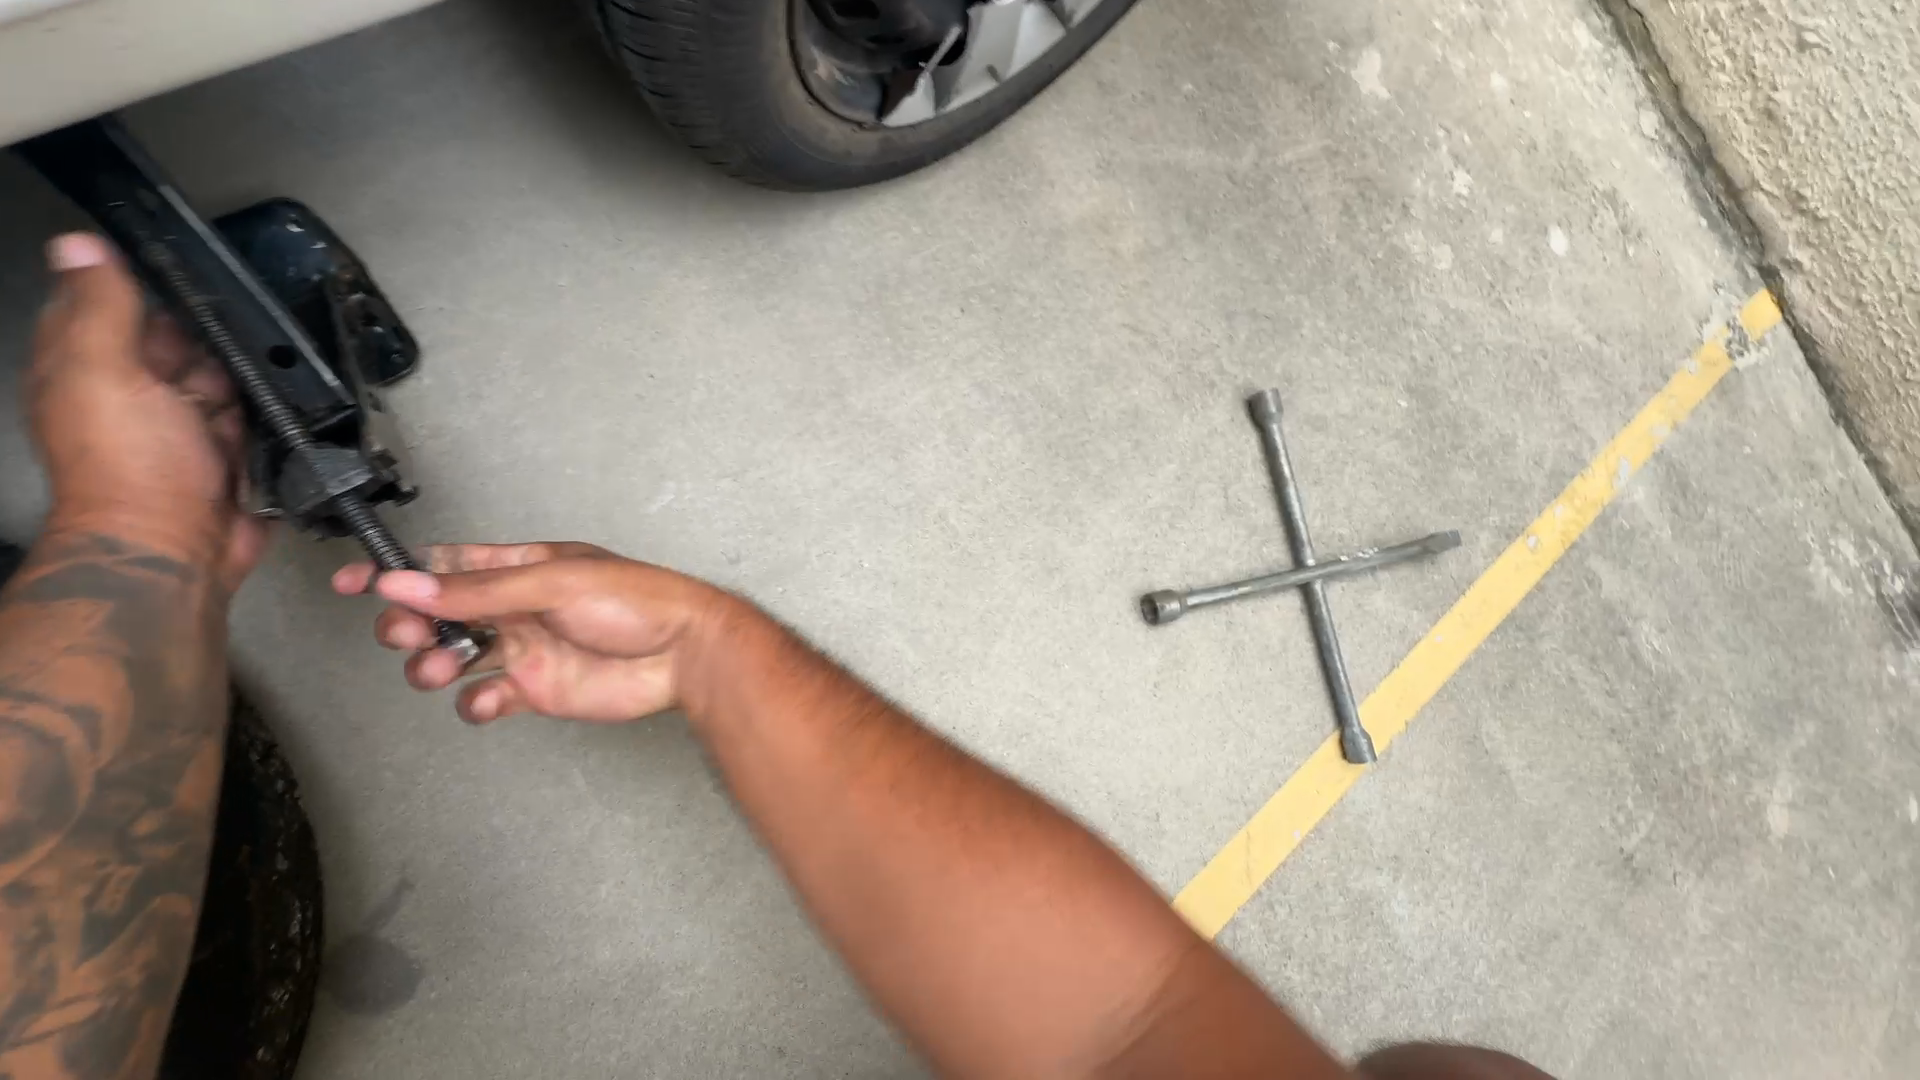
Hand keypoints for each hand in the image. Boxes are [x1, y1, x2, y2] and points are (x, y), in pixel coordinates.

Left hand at [29, 233, 267, 590]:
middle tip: (253, 327)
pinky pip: (267, 417)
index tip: (203, 268)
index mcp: (96, 365)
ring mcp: (197, 423)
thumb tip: (80, 245)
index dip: (158, 286)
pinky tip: (299, 397)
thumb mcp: (104, 373)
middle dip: (224, 335)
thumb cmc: (130, 464)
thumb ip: (100, 311)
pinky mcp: (242, 450)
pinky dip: (282, 408)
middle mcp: (145, 391)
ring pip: (236, 378)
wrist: (179, 543)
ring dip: (259, 373)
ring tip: (280, 366)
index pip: (124, 307)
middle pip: (192, 343)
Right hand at [332, 543, 741, 724]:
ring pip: (453, 658)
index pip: (446, 565)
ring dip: (432, 666)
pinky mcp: (538, 688)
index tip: (352, 582)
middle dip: (409, 624)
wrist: (683, 653)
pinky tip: (492, 699)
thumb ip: (480, 589)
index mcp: (521, 569)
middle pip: (437, 614)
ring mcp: (525, 648)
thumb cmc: (636, 602)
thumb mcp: (556, 583)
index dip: (398, 571)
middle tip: (410, 634)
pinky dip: (476, 703)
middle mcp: (517, 607)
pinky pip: (486, 699)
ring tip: (445, 668)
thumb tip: (403, 581)